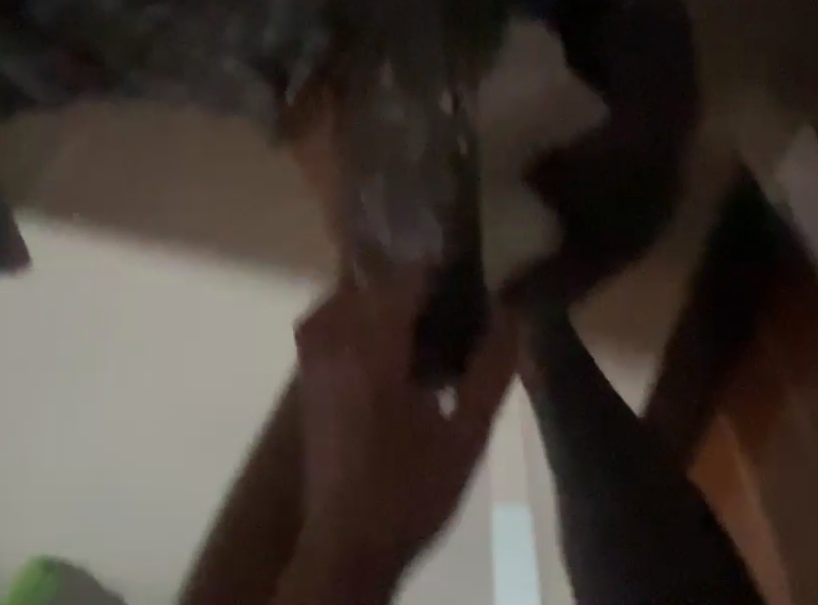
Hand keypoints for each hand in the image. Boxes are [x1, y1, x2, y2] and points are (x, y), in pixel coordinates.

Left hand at [283, 271, 518, 598]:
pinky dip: (364, 313)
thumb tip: (510, 310)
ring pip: (353, 292)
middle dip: (417, 284)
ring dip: (389, 296)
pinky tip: (395, 343)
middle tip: (457, 304)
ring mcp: (314, 354)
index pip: (407, 276)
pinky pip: (334, 315)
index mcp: (373, 349)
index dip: (443, 272)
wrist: (348, 546)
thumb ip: (491, 369)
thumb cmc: (412, 490)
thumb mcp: (466, 435)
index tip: (472, 282)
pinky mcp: (307, 372)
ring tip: (429, 321)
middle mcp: (335, 340)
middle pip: (378, 278)